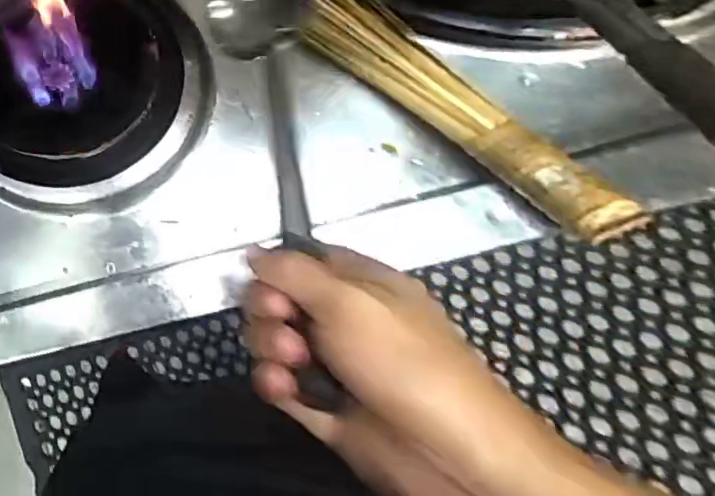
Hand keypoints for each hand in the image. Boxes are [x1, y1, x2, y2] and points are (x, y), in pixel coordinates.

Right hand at [243, 245, 637, 495]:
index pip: (301, 260)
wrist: (464, 465)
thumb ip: (291, 269)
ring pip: (271, 339)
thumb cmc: (410, 366)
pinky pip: (278, 382)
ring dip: (268, 347)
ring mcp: (333, 364)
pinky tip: (283, 387)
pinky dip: (272, 381)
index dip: (276, 267)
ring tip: (291, 364)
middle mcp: (345, 321)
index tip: (270, 281)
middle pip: (276, 298)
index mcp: (363, 288)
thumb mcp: (348, 301)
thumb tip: (253, 253)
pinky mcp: (323, 404)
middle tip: (285, 326)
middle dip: (267, 310)